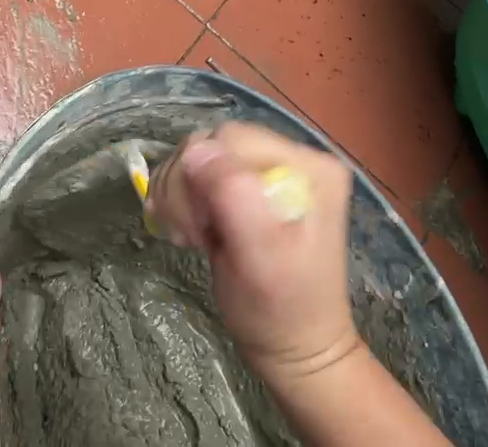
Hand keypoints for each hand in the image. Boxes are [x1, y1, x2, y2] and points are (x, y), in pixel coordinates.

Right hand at [146, 122, 361, 383]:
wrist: (292, 347)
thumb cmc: (280, 310)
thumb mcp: (261, 258)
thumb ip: (234, 196)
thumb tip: (195, 150)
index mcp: (309, 166)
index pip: (231, 140)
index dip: (202, 176)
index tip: (200, 226)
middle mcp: (290, 157)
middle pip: (211, 144)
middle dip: (186, 187)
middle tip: (190, 235)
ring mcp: (265, 169)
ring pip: (195, 154)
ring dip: (177, 194)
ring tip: (189, 235)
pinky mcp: (242, 183)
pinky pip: (194, 169)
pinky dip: (177, 196)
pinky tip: (186, 227)